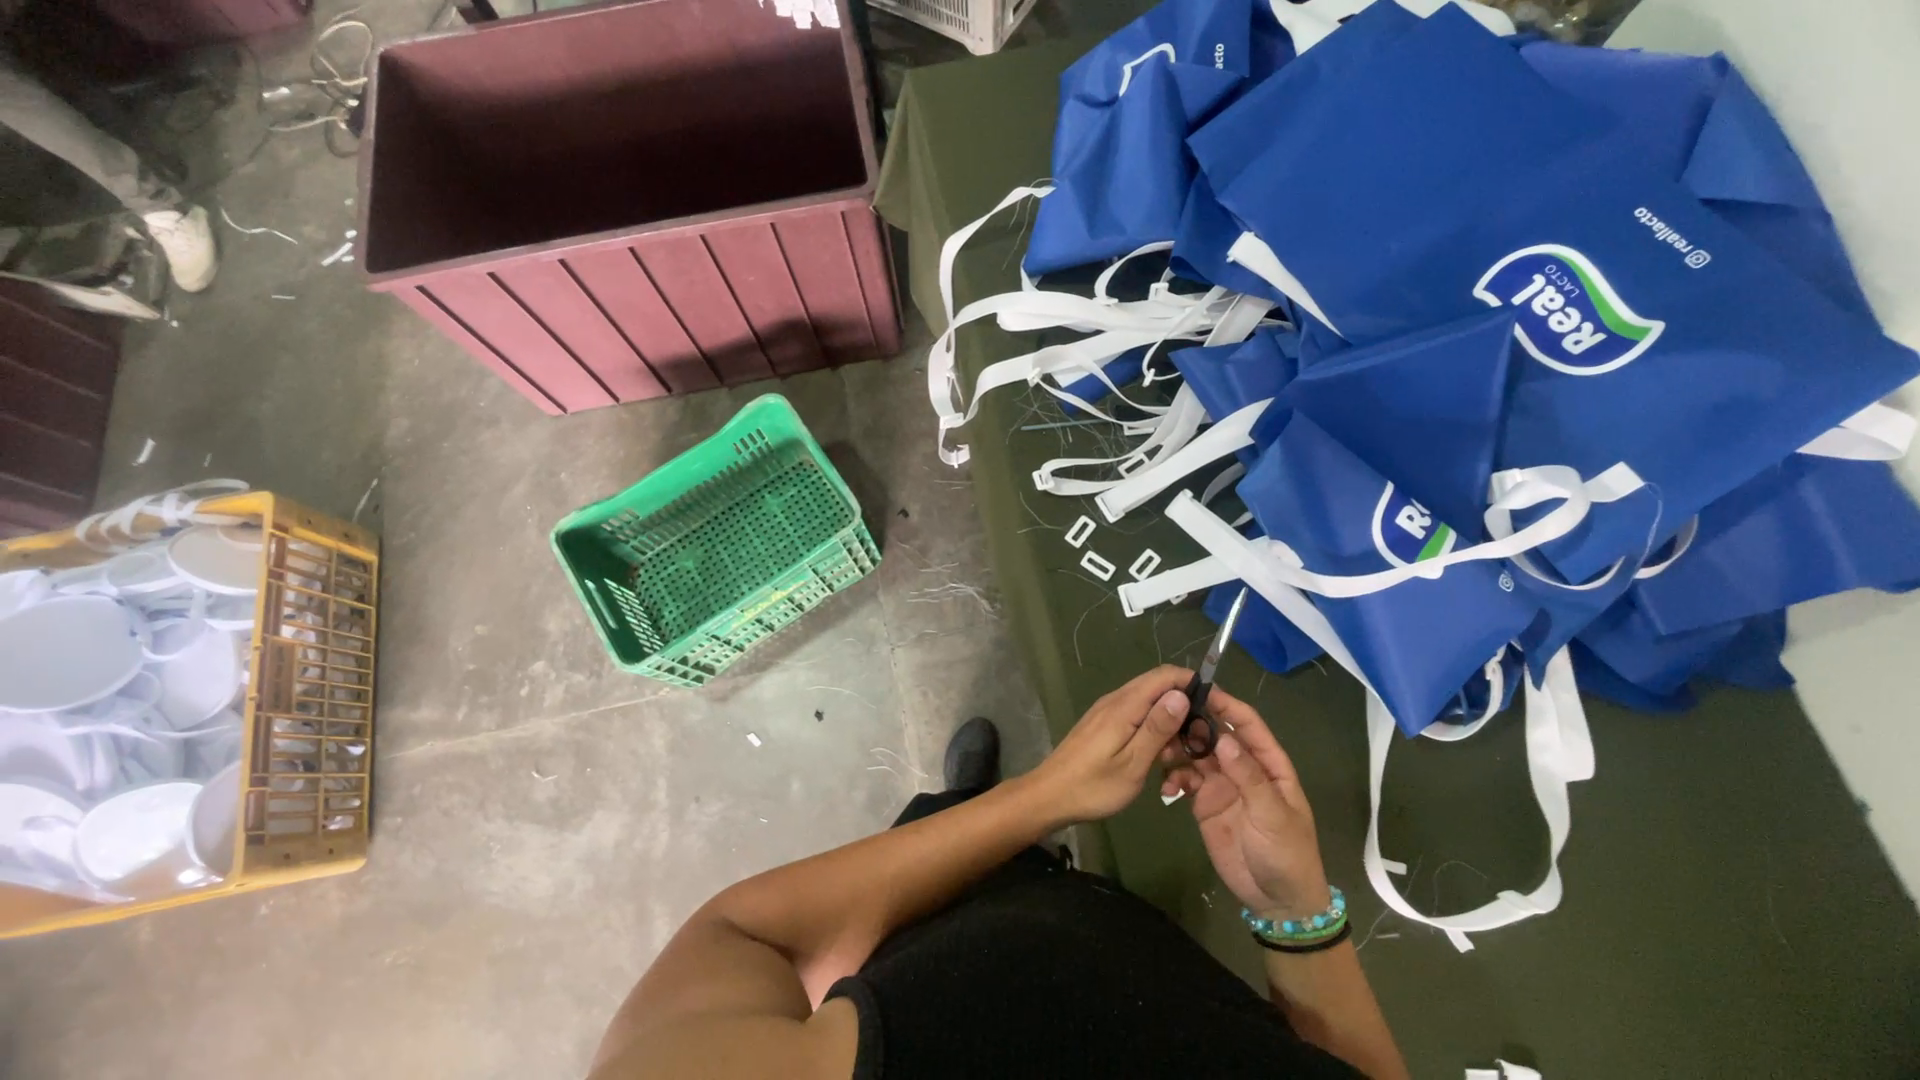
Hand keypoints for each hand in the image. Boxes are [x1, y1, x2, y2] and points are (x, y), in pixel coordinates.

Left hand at [1023, 665, 1193, 827]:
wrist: (1048, 797)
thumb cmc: (1093, 786)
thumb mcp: (1133, 763)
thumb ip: (1157, 728)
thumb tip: (1181, 693)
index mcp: (1124, 706)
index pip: (1165, 675)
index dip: (1194, 684)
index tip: (1215, 708)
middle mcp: (1115, 700)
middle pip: (1158, 686)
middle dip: (1186, 705)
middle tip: (1202, 737)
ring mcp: (1107, 711)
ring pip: (1149, 702)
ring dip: (1170, 721)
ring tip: (1182, 752)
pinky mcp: (1103, 724)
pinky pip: (1136, 715)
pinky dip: (1154, 729)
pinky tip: (1159, 755)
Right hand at [1161, 686, 1330, 919]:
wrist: (1277, 900)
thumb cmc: (1287, 854)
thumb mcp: (1273, 816)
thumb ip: (1249, 777)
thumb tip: (1225, 738)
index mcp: (1269, 764)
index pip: (1247, 725)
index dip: (1226, 705)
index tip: (1200, 689)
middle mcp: (1244, 768)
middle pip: (1216, 735)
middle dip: (1193, 724)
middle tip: (1165, 717)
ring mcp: (1223, 785)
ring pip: (1197, 755)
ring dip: (1178, 749)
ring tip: (1159, 750)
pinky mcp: (1205, 804)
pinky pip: (1185, 780)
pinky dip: (1173, 778)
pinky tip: (1165, 786)